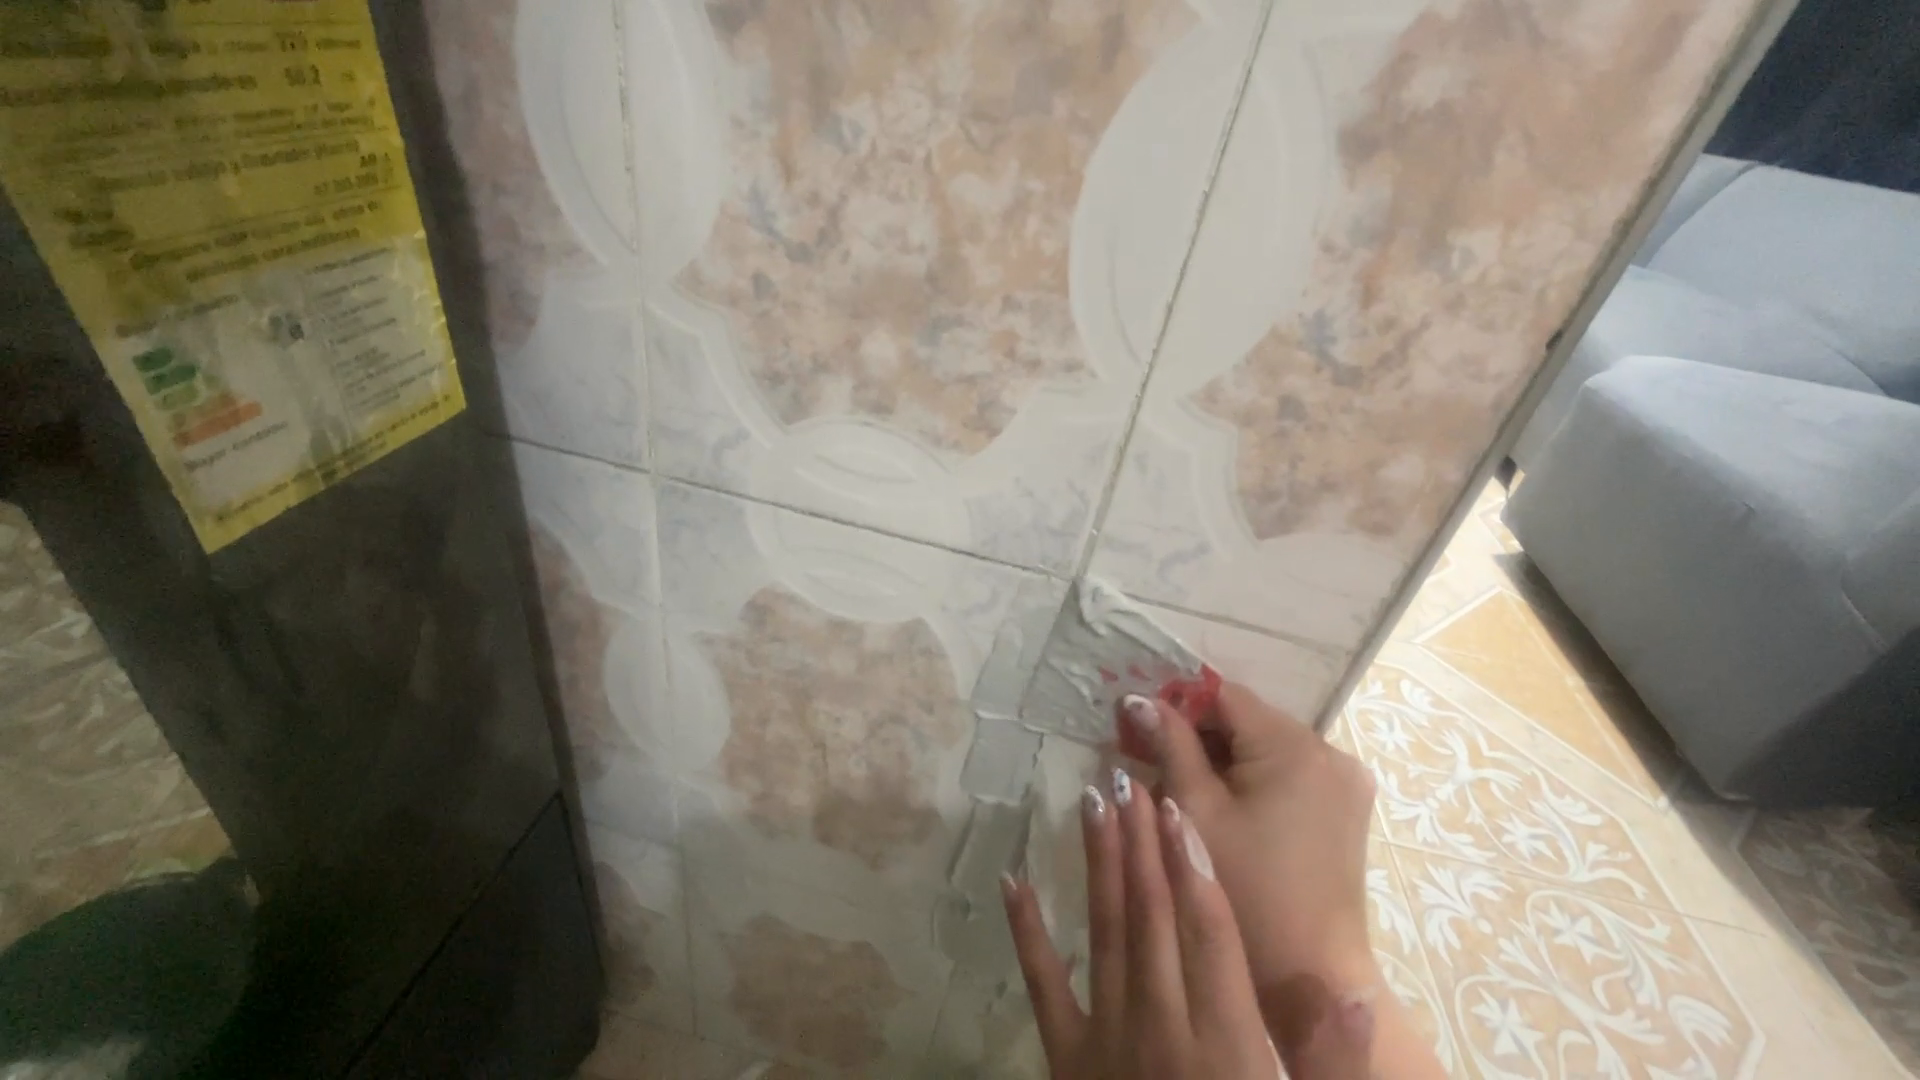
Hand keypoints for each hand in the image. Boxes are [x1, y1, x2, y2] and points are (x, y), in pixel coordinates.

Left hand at [1002, 767, 1373, 1078]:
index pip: (1208, 935)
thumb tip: (1355, 989)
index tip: (1178, 808)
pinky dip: (1026, 930)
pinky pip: (1042, 984)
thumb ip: (1330, 1066)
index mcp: (1223, 1046)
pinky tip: (1012, 880)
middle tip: (1130, 778)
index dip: (1194, 865)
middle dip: (1142, 842)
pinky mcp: (1065, 1059)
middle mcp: (1159, 1028)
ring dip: (1099, 864)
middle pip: (1151, 916)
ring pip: (1103, 932)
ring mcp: (1103, 1041)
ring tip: (1092, 802)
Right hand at [1119, 686, 1399, 1059]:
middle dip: (1197, 735)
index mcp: (1294, 746)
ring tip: (1182, 790)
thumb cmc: (1243, 888)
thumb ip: (1167, 743)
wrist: (1310, 975)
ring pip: (1266, 747)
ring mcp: (1345, 782)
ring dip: (1223, 758)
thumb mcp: (1193, 809)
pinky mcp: (1346, 808)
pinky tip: (1224, 809)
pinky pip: (1288, 774)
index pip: (1223, 695)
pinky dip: (1252, 780)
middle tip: (1150, 762)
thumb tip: (1136, 699)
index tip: (1137, 728)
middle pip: (1247, 720)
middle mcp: (1329, 751)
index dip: (1176, 704)